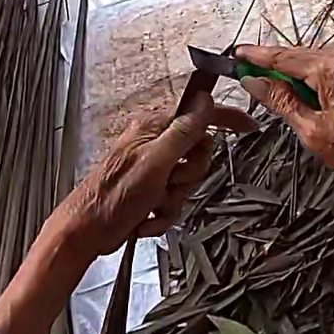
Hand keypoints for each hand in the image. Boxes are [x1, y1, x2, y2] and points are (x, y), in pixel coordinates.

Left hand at [43, 100, 256, 262]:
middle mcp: (154, 144)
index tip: (248, 126)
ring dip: (174, 200)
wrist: (84, 233)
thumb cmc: (113, 197)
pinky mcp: (149, 191)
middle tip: (169, 184)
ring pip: (188, 181)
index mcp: (154, 128)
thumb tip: (205, 99)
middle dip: (189, 176)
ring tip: (152, 204)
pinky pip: (175, 201)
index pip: (199, 114)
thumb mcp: (155, 162)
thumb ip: (183, 132)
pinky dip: (163, 215)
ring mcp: (152, 168)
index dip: (225, 119)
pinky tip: (145, 219)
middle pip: (199, 154)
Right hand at [235, 45, 333, 210]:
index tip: (239, 54)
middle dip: (274, 61)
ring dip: (295, 68)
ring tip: (274, 81)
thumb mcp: (313, 132)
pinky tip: (306, 87)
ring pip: (320, 59)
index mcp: (333, 73)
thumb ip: (282, 101)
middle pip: (302, 54)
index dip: (258, 56)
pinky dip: (317, 73)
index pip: (285, 59)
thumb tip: (255, 83)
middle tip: (250, 68)